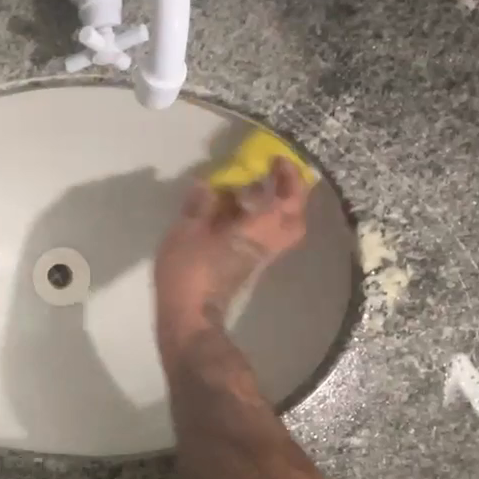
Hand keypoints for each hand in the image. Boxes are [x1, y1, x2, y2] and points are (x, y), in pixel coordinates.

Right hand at [154, 161, 307, 357]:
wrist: (189, 317)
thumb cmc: (188, 271)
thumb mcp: (186, 232)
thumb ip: (199, 206)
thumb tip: (206, 185)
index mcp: (259, 229)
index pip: (287, 198)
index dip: (286, 176)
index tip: (275, 160)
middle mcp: (267, 242)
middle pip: (292, 216)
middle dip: (288, 194)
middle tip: (271, 178)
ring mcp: (258, 258)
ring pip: (277, 228)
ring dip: (269, 209)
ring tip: (244, 194)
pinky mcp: (244, 268)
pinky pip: (261, 238)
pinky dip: (253, 223)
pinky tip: (228, 216)